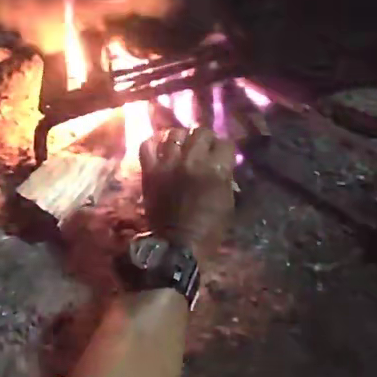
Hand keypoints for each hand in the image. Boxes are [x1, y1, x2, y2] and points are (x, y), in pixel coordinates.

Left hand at [139, 127, 235, 256]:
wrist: (178, 245)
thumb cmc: (209, 228)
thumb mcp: (228, 203)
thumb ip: (226, 178)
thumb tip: (223, 165)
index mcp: (216, 169)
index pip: (225, 144)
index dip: (225, 149)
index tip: (223, 156)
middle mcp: (193, 160)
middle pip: (201, 131)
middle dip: (205, 139)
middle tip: (204, 148)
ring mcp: (168, 163)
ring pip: (174, 133)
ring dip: (181, 137)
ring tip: (182, 146)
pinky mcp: (150, 170)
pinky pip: (147, 145)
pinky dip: (154, 143)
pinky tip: (160, 147)